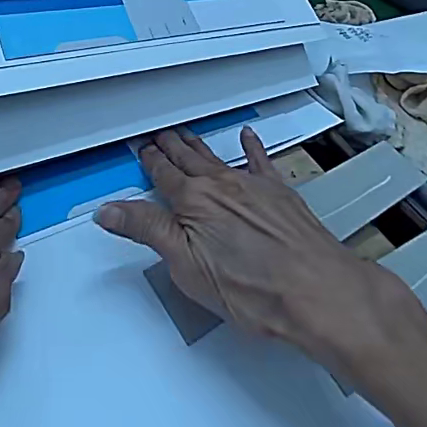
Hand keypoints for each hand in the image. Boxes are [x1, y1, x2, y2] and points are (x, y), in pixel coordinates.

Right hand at [94, 128, 426, 392]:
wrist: (317, 292)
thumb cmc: (255, 288)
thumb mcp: (186, 266)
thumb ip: (146, 231)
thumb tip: (109, 211)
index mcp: (192, 202)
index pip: (162, 174)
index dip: (149, 160)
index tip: (142, 149)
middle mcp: (220, 186)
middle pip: (187, 159)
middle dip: (170, 145)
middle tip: (160, 135)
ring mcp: (252, 187)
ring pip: (216, 157)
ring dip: (198, 145)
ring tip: (186, 134)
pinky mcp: (279, 195)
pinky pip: (261, 161)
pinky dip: (252, 147)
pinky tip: (247, 138)